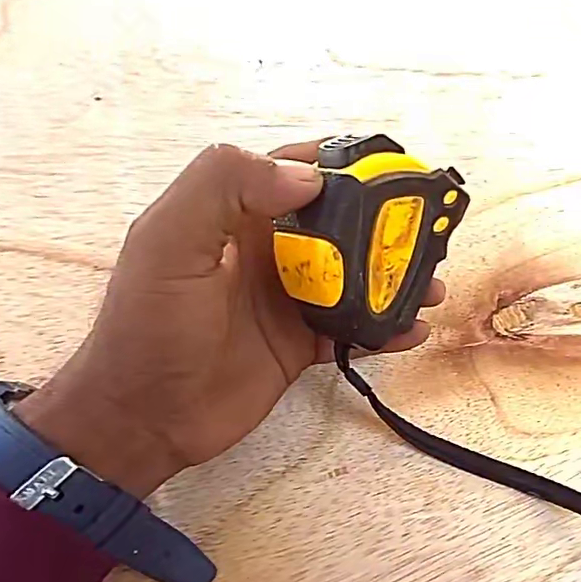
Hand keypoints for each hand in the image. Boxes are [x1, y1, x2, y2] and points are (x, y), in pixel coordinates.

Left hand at [12, 141, 444, 495]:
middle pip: (339, 227)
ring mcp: (287, 302)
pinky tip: (412, 333)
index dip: (345, 165)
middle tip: (429, 235)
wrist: (146, 416)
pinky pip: (351, 330)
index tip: (395, 171)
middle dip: (386, 227)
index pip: (297, 173)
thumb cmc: (150, 326)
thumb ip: (223, 186)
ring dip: (393, 281)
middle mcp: (267, 253)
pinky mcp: (299, 346)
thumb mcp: (168, 241)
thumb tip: (310, 177)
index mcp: (235, 216)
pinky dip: (383, 330)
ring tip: (433, 288)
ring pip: (352, 279)